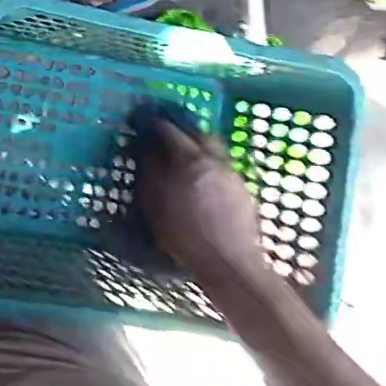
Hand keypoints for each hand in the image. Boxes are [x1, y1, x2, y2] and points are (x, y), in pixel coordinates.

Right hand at [134, 109, 267, 285]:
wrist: (230, 264)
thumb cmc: (182, 230)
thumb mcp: (153, 198)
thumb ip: (150, 169)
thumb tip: (149, 150)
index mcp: (190, 159)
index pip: (170, 130)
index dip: (154, 123)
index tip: (142, 121)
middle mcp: (216, 162)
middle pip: (201, 135)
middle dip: (183, 131)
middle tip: (165, 134)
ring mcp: (234, 178)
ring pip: (214, 152)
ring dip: (197, 150)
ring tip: (180, 159)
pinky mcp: (243, 194)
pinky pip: (222, 170)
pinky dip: (207, 167)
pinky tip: (198, 182)